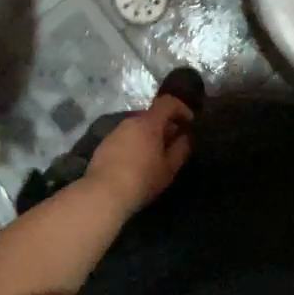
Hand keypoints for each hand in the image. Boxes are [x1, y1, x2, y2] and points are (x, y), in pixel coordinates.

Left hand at [83, 94, 193, 212]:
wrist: (104, 192)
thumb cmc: (142, 179)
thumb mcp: (168, 168)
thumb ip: (180, 149)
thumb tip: (185, 137)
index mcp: (148, 122)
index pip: (167, 102)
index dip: (181, 108)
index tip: (189, 122)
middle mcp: (130, 121)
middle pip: (152, 115)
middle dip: (166, 125)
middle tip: (175, 141)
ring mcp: (115, 131)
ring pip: (138, 126)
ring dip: (150, 134)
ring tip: (157, 153)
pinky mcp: (105, 143)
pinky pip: (126, 136)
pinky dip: (136, 142)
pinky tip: (138, 161)